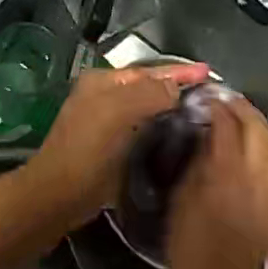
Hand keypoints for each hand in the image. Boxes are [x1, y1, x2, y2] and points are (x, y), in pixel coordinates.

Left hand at [24, 63, 207, 226]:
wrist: (55, 198)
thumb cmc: (85, 150)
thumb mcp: (118, 112)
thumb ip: (150, 93)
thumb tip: (178, 88)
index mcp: (104, 81)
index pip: (150, 70)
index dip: (180, 71)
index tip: (210, 73)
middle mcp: (105, 96)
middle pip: (151, 86)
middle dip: (179, 88)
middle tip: (212, 95)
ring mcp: (108, 122)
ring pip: (149, 109)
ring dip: (174, 109)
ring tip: (204, 114)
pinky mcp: (112, 147)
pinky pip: (145, 130)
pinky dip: (164, 129)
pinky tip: (182, 137)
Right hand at [167, 95, 267, 268]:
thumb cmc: (189, 246)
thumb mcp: (182, 199)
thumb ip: (198, 162)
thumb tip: (207, 136)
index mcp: (225, 174)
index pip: (226, 126)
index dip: (217, 108)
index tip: (206, 100)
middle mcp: (255, 177)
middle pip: (257, 128)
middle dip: (242, 109)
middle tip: (227, 102)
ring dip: (264, 126)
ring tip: (248, 120)